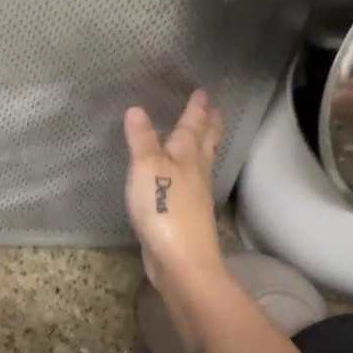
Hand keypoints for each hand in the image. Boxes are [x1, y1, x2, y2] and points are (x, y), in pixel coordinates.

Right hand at [123, 91, 225, 291]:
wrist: (181, 260)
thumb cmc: (164, 208)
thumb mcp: (146, 168)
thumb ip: (142, 139)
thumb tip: (137, 109)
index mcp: (186, 157)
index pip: (192, 127)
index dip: (195, 109)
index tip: (203, 93)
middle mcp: (195, 172)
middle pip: (204, 144)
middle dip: (208, 126)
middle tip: (215, 110)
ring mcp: (194, 196)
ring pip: (201, 163)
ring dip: (204, 146)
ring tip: (204, 136)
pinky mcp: (187, 215)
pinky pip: (191, 183)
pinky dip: (190, 171)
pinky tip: (184, 177)